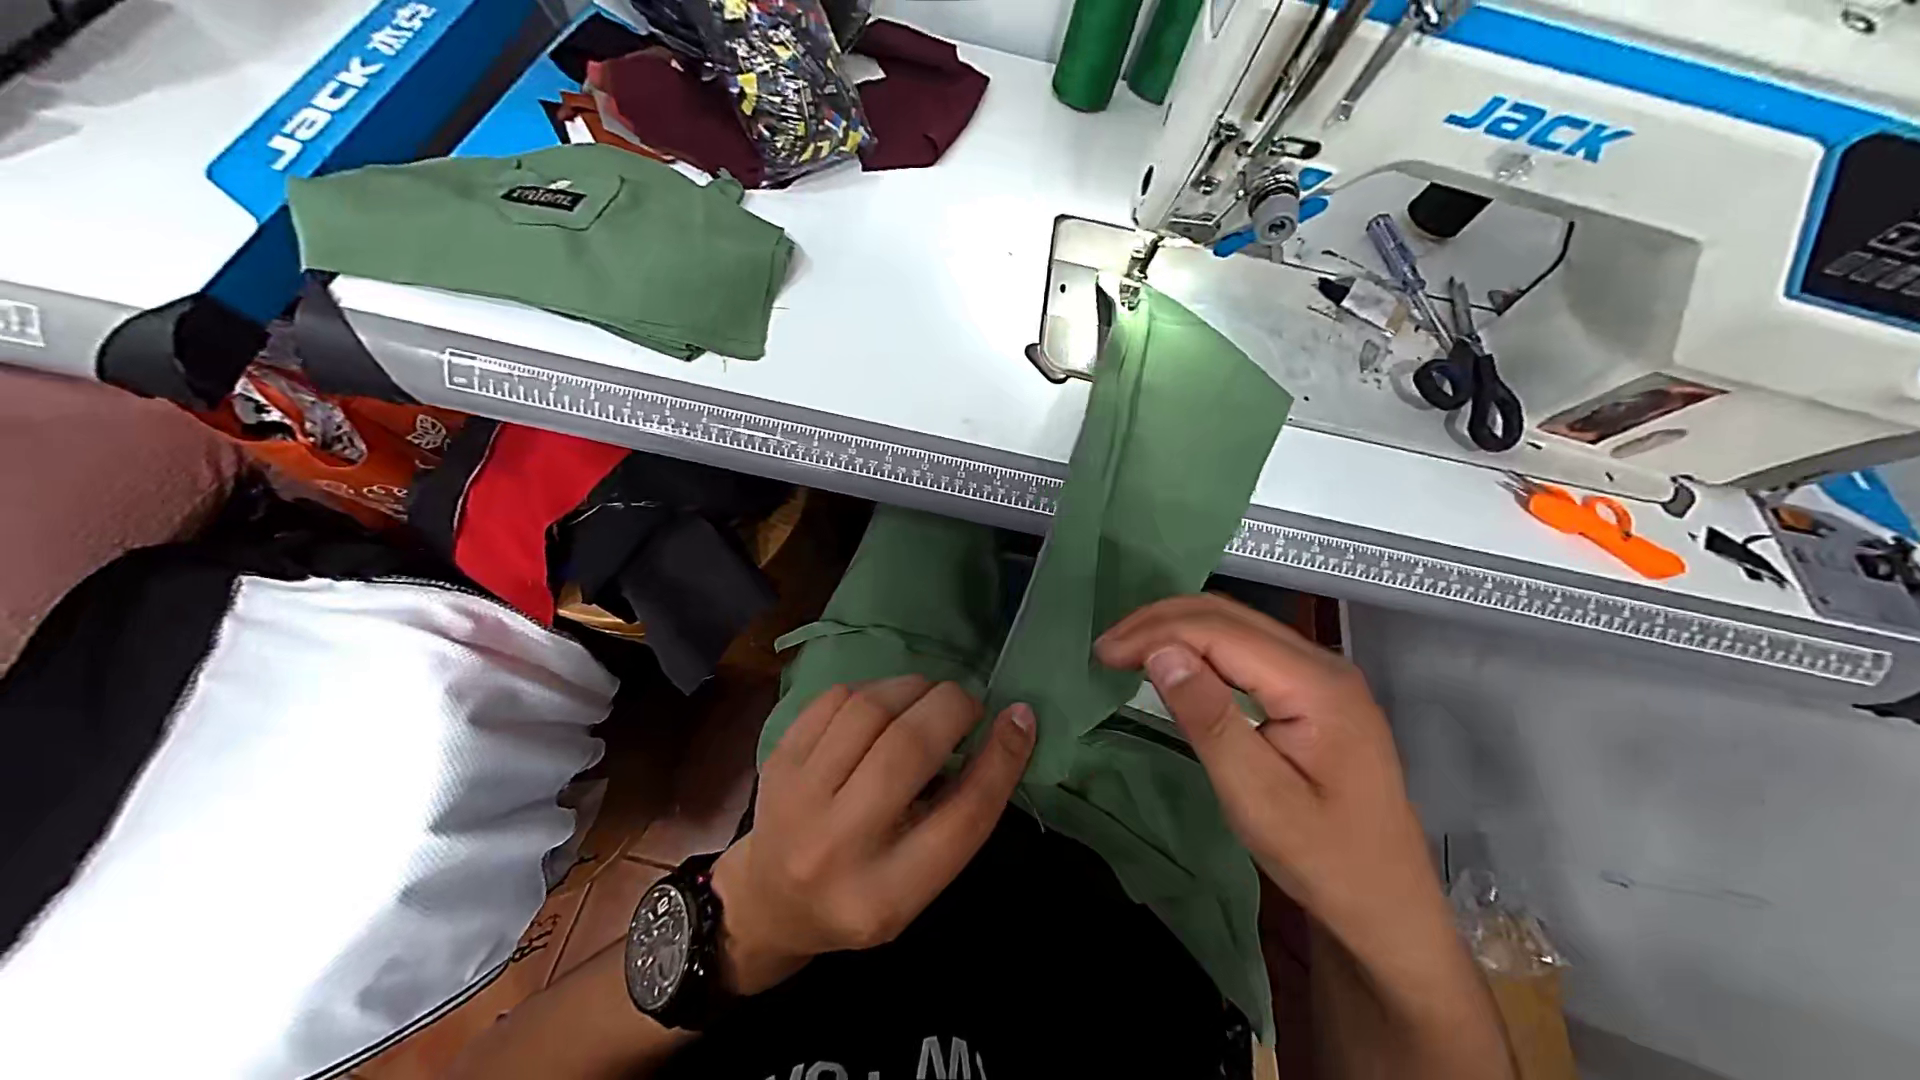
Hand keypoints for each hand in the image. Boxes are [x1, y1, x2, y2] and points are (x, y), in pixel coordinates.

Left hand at [710, 676, 1034, 995]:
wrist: (770, 902)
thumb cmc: (860, 894)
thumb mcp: (919, 881)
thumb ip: (960, 815)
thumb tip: (1006, 727)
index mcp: (887, 894)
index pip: (963, 815)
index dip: (1002, 758)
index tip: (1020, 718)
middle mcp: (837, 846)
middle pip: (910, 748)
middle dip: (952, 707)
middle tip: (968, 704)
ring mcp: (798, 798)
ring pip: (870, 709)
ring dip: (914, 688)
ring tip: (929, 698)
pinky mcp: (778, 761)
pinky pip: (837, 698)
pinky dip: (875, 688)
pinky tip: (887, 703)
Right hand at [1095, 595, 1443, 954]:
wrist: (1386, 904)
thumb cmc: (1324, 859)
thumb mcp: (1257, 798)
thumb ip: (1210, 720)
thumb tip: (1160, 653)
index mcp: (1316, 684)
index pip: (1220, 630)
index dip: (1154, 632)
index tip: (1103, 655)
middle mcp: (1322, 663)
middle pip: (1228, 615)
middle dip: (1159, 621)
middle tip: (1106, 649)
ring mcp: (1320, 673)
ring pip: (1235, 624)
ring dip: (1175, 629)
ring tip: (1126, 652)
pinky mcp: (1311, 689)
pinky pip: (1244, 647)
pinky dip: (1198, 646)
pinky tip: (1172, 663)